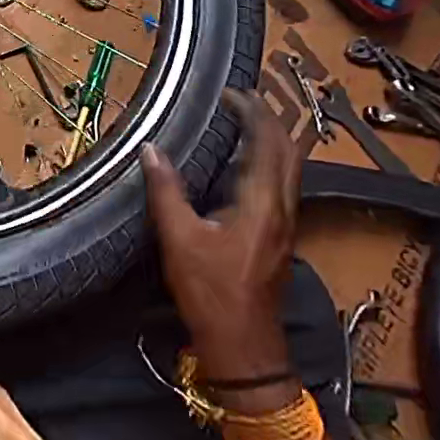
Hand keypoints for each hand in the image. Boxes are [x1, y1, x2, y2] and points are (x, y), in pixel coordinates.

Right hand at [142, 88, 302, 413]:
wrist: (243, 346)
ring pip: (289, 168)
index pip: (269, 144)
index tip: (229, 93)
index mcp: (263, 204)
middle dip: (269, 119)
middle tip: (239, 98)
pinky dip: (265, 160)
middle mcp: (283, 209)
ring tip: (242, 120)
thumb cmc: (211, 291)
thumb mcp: (179, 238)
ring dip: (271, 139)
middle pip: (289, 152)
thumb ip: (166, 190)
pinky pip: (279, 183)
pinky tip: (241, 162)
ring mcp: (285, 224)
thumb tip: (150, 148)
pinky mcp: (277, 235)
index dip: (254, 113)